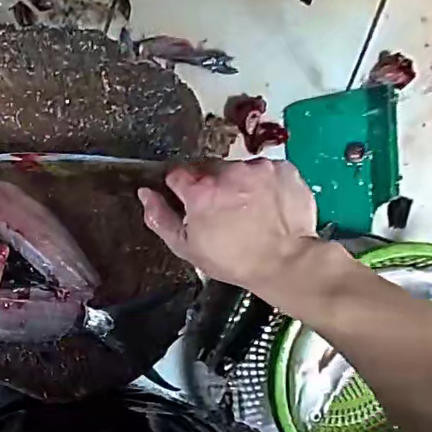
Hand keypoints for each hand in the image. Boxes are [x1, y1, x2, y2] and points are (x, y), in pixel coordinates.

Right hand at [137, 158, 327, 296]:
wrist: (285, 262)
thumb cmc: (234, 261)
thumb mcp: (186, 247)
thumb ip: (160, 217)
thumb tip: (145, 194)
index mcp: (199, 191)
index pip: (177, 174)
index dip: (180, 189)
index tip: (188, 202)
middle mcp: (227, 172)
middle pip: (208, 169)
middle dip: (210, 186)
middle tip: (221, 212)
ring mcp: (258, 169)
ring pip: (238, 169)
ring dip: (238, 184)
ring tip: (247, 211)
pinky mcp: (283, 169)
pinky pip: (265, 170)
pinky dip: (264, 184)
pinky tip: (267, 206)